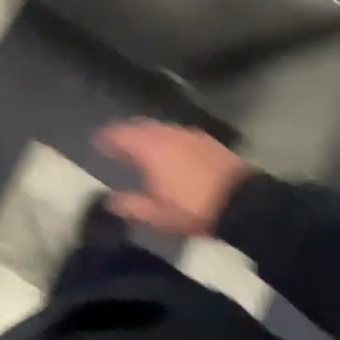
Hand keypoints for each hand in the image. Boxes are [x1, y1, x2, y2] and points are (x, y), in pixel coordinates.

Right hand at [95, 120, 250, 235]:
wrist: (243, 201)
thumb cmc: (194, 208)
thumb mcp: (157, 214)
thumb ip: (130, 204)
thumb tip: (108, 200)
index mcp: (150, 149)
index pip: (121, 134)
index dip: (106, 137)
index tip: (96, 141)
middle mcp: (167, 134)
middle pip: (140, 126)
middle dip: (126, 132)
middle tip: (115, 142)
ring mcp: (189, 134)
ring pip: (160, 128)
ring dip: (147, 134)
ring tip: (141, 147)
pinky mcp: (206, 140)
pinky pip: (178, 133)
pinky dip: (167, 138)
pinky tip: (170, 151)